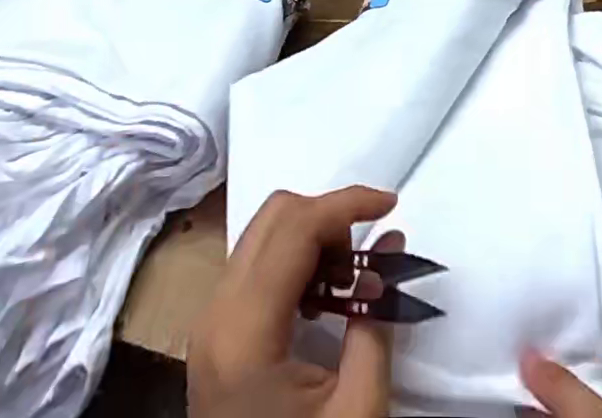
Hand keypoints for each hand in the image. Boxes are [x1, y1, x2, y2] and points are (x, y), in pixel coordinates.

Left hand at [188, 187, 398, 417]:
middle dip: (329, 216)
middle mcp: (216, 309)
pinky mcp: (215, 328)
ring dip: (312, 235)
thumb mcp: (358, 410)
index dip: (346, 204)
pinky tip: (324, 295)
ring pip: (262, 234)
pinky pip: (256, 263)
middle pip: (273, 217)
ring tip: (352, 276)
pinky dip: (294, 258)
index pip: (294, 228)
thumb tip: (389, 249)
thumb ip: (375, 322)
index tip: (391, 204)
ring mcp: (209, 317)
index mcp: (244, 328)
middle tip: (372, 248)